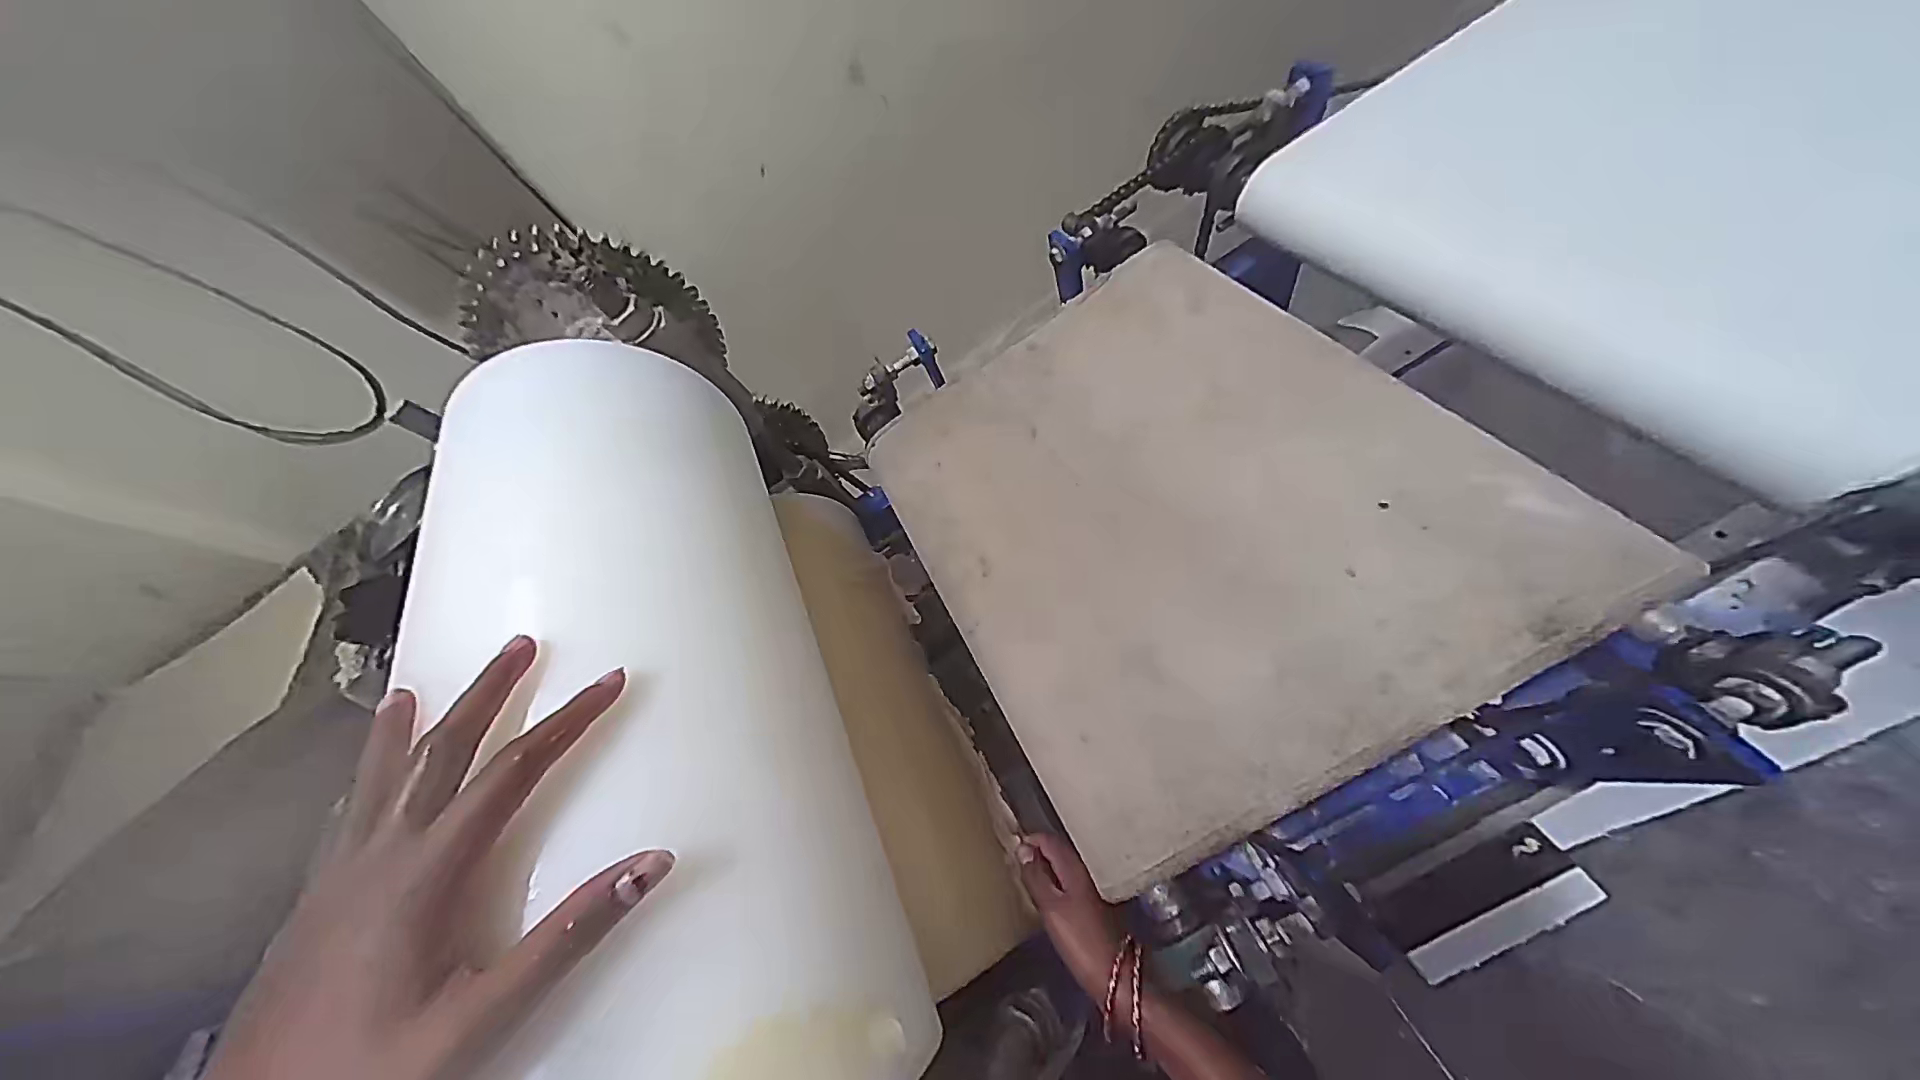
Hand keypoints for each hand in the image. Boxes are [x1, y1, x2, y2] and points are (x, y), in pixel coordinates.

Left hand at [205, 636, 673, 1079]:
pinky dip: (367, 773)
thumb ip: (569, 934)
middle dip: (491, 692)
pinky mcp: (315, 905)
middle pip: (444, 750)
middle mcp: (379, 859)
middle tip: (521, 646)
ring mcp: (339, 879)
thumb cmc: (369, 1074)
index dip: (569, 720)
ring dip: (419, 722)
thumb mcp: (485, 1015)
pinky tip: (368, 773)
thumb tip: (650, 863)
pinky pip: (351, 813)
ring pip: (384, 774)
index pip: (514, 770)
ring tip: (425, 684)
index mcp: (425, 873)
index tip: (607, 684)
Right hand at [1017, 832, 1122, 996]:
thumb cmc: (1080, 940)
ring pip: (1063, 868)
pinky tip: (1045, 899)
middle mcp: (1085, 872)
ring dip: (1045, 869)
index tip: (1010, 847)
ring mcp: (1091, 890)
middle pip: (1058, 851)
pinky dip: (1054, 884)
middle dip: (1036, 852)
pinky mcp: (1093, 908)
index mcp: (1075, 867)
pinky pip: (1068, 884)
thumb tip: (1022, 848)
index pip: (1050, 840)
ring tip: (1025, 879)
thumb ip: (1036, 877)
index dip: (1030, 839)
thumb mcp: (1051, 908)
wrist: (1117, 977)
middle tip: (1014, 863)